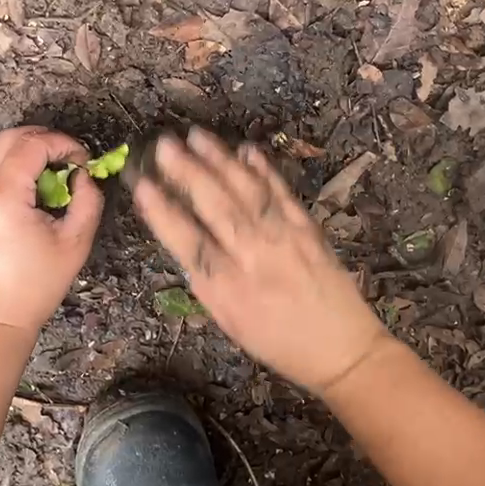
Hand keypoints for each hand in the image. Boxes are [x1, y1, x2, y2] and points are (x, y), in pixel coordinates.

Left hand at [0, 127, 103, 332]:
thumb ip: (87, 200)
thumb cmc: (35, 286)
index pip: (33, 145)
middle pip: (9, 138)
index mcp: (3, 194)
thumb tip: (84, 176)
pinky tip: (36, 191)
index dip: (63, 144)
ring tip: (56, 174)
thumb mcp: (75, 242)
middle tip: (70, 157)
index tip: (84, 161)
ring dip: (28, 152)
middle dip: (44, 139)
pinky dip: (14, 168)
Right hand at [131, 129, 393, 393]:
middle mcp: (255, 260)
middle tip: (165, 144)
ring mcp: (285, 240)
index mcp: (228, 291)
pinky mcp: (308, 229)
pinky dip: (264, 169)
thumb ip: (207, 281)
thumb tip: (182, 240)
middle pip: (217, 208)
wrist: (343, 350)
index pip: (187, 243)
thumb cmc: (278, 342)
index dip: (162, 212)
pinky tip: (246, 149)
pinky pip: (282, 193)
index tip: (141, 184)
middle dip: (188, 172)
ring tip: (196, 135)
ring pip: (248, 193)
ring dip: (221, 161)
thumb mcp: (231, 323)